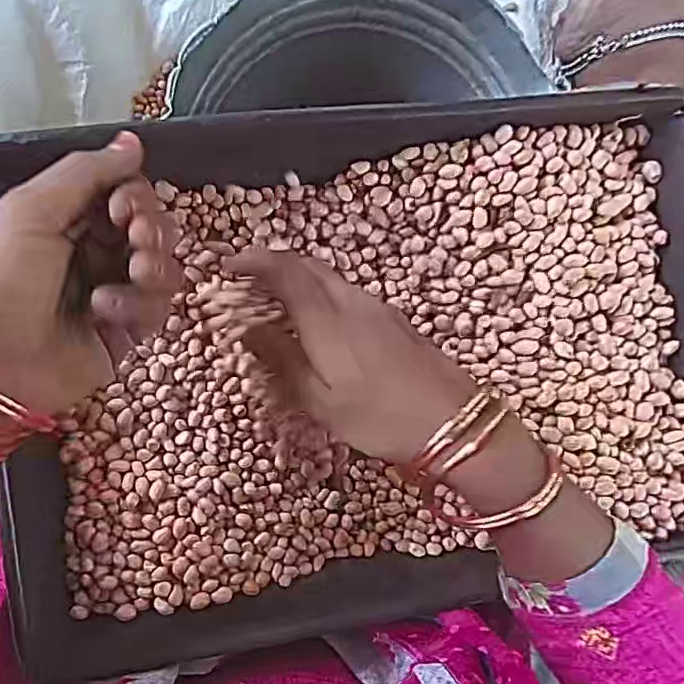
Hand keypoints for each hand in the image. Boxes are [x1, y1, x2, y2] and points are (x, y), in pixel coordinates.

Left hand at [0, 132, 181, 414]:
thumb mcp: (31, 211)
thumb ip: (85, 172)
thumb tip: (133, 141)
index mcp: (70, 219)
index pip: (127, 195)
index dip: (136, 197)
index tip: (121, 208)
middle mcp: (97, 253)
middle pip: (154, 229)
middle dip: (153, 229)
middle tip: (136, 238)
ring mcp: (115, 294)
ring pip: (165, 268)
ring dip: (155, 266)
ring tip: (132, 275)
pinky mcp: (128, 332)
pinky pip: (159, 308)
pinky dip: (139, 305)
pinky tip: (106, 311)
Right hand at [224, 249, 486, 463]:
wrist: (453, 421)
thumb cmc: (380, 418)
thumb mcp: (321, 400)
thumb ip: (282, 360)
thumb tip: (248, 331)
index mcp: (329, 320)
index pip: (286, 272)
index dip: (254, 262)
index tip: (230, 265)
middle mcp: (353, 302)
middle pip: (309, 266)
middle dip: (274, 265)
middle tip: (249, 282)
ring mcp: (378, 309)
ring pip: (330, 279)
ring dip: (299, 281)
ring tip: (278, 305)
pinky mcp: (394, 321)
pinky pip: (349, 294)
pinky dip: (323, 296)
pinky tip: (319, 324)